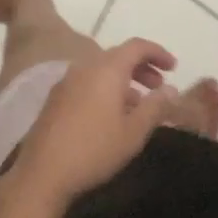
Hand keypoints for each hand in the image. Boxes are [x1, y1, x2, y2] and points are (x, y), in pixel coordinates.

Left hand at [3, 38, 178, 204]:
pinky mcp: (56, 97)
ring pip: (103, 71)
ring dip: (125, 81)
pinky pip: (88, 83)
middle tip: (159, 86)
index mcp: (107, 68)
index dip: (157, 53)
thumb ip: (155, 107)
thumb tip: (172, 89)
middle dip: (142, 68)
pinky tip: (112, 116)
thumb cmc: (94, 149)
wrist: (42, 171)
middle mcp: (86, 67)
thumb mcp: (133, 132)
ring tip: (140, 105)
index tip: (174, 67)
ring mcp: (68, 81)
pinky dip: (106, 90)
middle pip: (119, 56)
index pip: (137, 46)